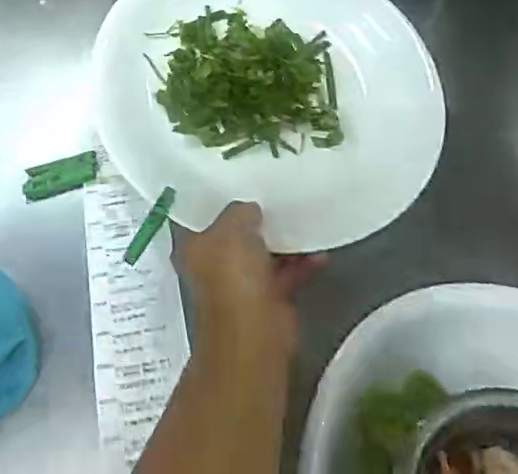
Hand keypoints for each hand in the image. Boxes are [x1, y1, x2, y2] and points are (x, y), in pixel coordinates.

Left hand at [177, 202, 325, 355]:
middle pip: (238, 234)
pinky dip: (303, 264)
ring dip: (283, 240)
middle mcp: (216, 264)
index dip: (222, 199)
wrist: (254, 336)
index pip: (206, 216)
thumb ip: (241, 211)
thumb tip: (252, 210)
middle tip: (277, 193)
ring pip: (265, 253)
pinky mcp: (271, 299)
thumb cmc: (233, 276)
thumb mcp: (232, 229)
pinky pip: (288, 273)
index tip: (242, 181)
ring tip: (304, 215)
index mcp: (196, 246)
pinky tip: (321, 251)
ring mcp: (243, 283)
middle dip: (257, 219)